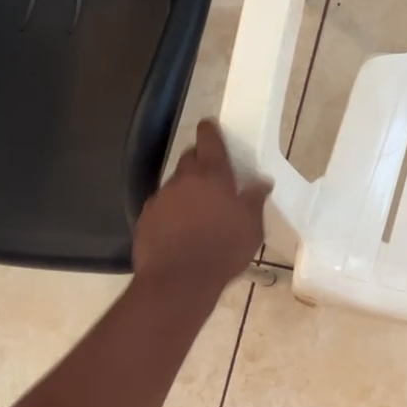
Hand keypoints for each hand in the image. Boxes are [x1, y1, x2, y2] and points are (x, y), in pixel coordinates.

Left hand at [133, 120, 271, 292]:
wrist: (178, 281)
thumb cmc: (223, 249)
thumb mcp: (251, 226)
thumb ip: (254, 199)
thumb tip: (260, 182)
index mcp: (211, 175)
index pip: (209, 140)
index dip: (211, 131)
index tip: (210, 125)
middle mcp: (182, 180)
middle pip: (189, 158)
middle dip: (200, 160)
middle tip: (214, 174)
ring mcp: (160, 199)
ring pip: (175, 184)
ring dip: (187, 189)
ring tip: (199, 209)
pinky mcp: (145, 219)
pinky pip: (162, 207)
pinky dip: (172, 211)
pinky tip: (181, 229)